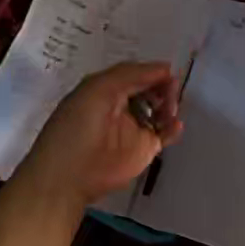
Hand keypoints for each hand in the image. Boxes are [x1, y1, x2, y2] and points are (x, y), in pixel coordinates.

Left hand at [14, 61, 182, 210]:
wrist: (69, 176)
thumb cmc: (78, 129)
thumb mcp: (97, 89)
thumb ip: (131, 74)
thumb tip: (166, 69)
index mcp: (107, 89)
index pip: (138, 73)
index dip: (155, 72)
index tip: (169, 75)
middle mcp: (123, 105)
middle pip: (153, 89)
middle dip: (165, 89)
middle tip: (169, 97)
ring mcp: (135, 127)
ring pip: (162, 109)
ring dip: (170, 106)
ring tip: (168, 113)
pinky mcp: (145, 148)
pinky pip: (166, 133)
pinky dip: (174, 127)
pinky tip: (175, 126)